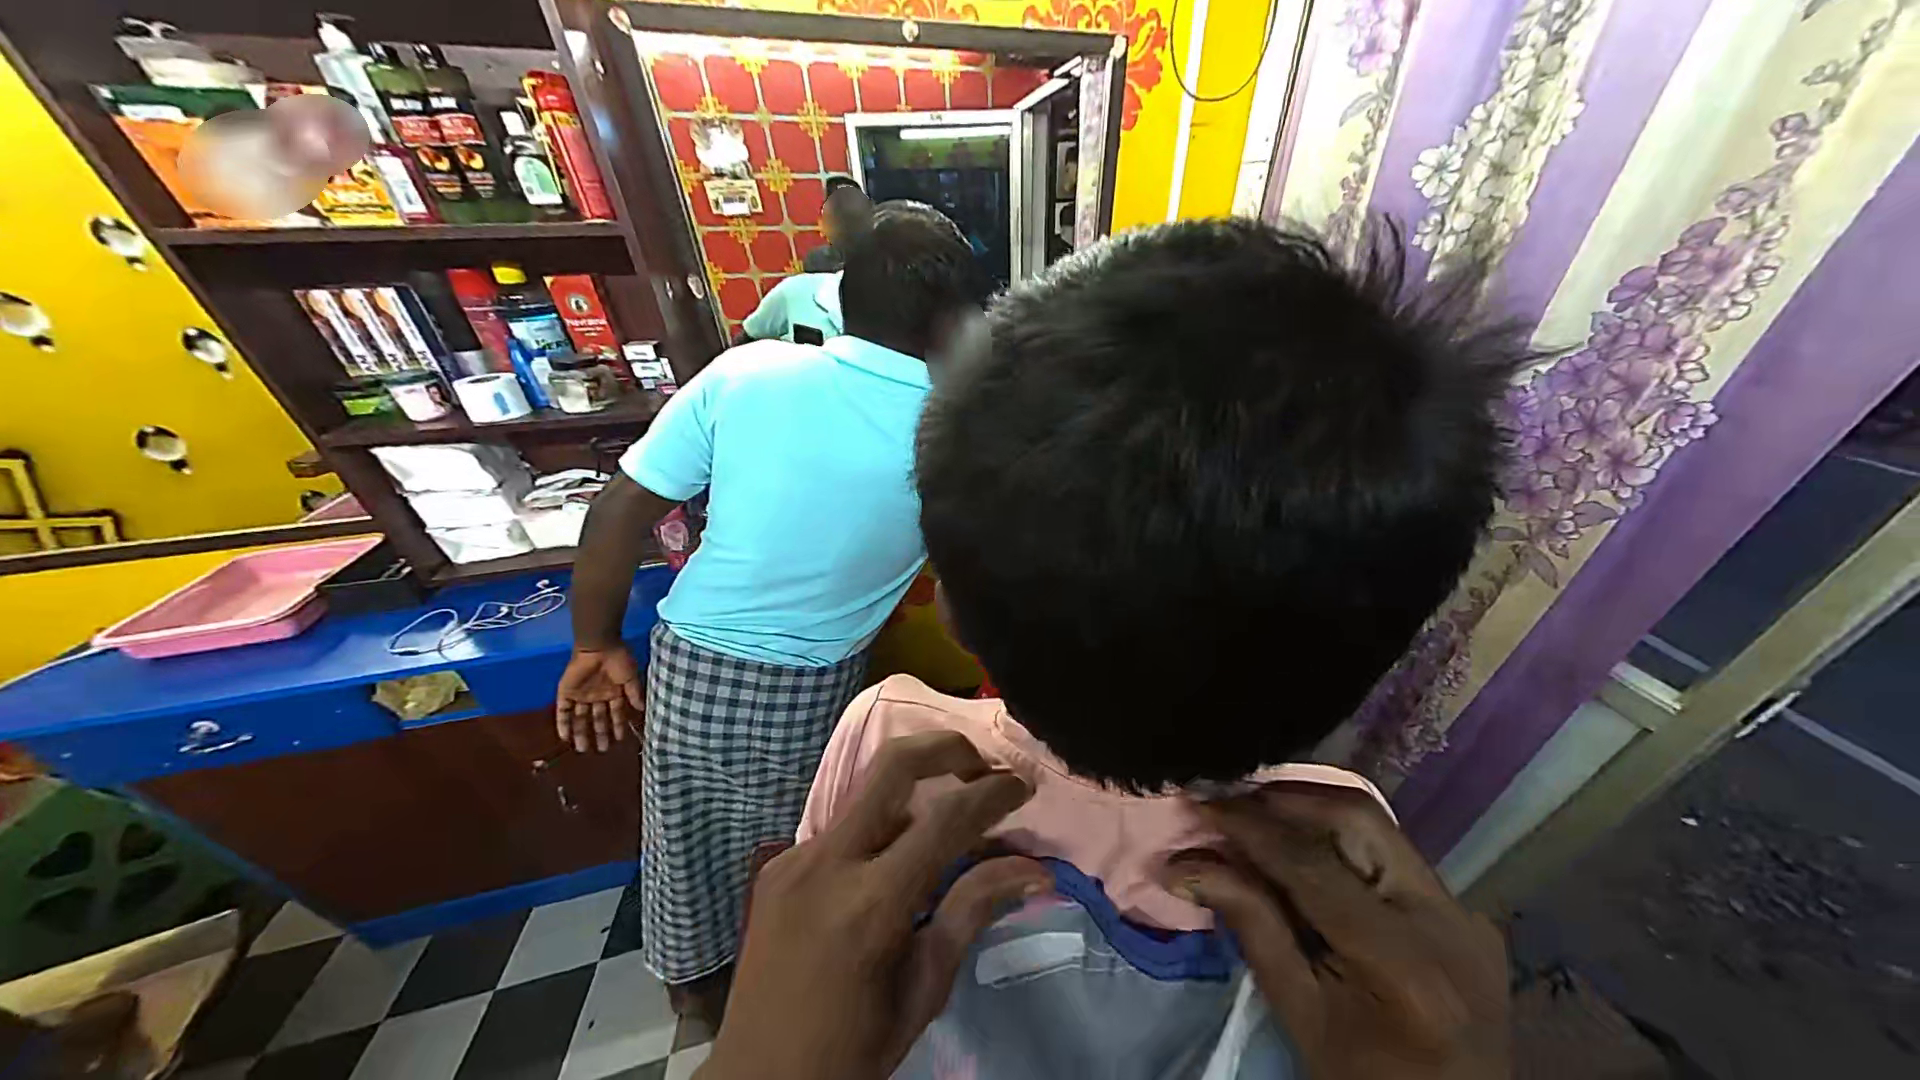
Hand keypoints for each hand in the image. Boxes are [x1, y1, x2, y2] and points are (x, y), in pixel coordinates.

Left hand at [555, 646, 642, 752]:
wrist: (598, 647)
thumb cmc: (618, 661)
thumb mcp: (631, 678)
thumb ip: (634, 694)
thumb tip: (642, 709)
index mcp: (613, 693)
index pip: (615, 714)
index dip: (618, 726)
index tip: (621, 739)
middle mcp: (596, 697)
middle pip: (597, 719)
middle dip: (600, 734)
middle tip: (602, 750)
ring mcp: (580, 696)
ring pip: (580, 719)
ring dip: (581, 733)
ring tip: (583, 749)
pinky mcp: (565, 694)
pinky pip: (562, 712)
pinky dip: (563, 724)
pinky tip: (565, 738)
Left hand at [700, 732, 1049, 1079]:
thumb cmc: (854, 1049)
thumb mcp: (924, 988)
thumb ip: (973, 911)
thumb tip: (1034, 868)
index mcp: (871, 904)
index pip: (945, 820)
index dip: (992, 793)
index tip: (1023, 785)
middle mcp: (827, 862)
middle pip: (892, 764)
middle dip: (946, 748)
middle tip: (983, 766)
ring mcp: (794, 856)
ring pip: (866, 792)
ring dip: (915, 787)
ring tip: (951, 808)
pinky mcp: (777, 863)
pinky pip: (841, 827)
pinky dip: (880, 827)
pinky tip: (894, 859)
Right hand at [1169, 784, 1508, 1079]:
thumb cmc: (1363, 1079)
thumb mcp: (1297, 1010)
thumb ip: (1249, 923)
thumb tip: (1184, 864)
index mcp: (1402, 961)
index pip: (1311, 863)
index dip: (1249, 825)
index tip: (1199, 801)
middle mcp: (1446, 921)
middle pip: (1357, 819)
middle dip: (1284, 799)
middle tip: (1230, 801)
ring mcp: (1463, 913)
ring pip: (1376, 826)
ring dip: (1309, 811)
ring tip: (1255, 815)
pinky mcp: (1463, 912)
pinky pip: (1389, 852)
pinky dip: (1337, 837)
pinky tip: (1300, 846)